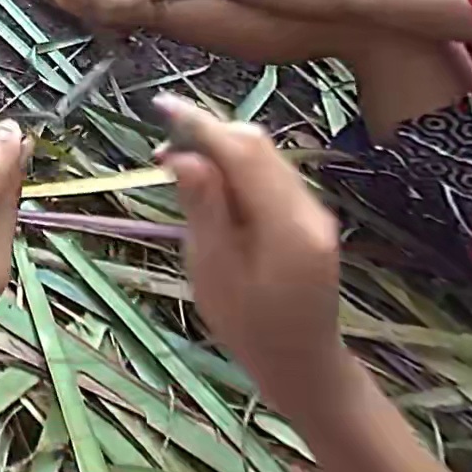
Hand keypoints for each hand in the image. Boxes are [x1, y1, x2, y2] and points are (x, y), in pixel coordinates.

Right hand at [154, 94, 345, 410]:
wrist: (303, 365)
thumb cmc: (250, 327)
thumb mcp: (215, 270)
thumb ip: (203, 209)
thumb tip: (183, 156)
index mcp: (287, 224)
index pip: (241, 152)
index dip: (199, 124)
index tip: (160, 106)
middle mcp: (308, 206)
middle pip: (255, 144)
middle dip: (206, 134)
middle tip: (161, 155)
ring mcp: (311, 207)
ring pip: (261, 153)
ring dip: (217, 148)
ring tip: (177, 169)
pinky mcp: (304, 212)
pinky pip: (265, 171)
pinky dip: (232, 165)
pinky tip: (208, 185)